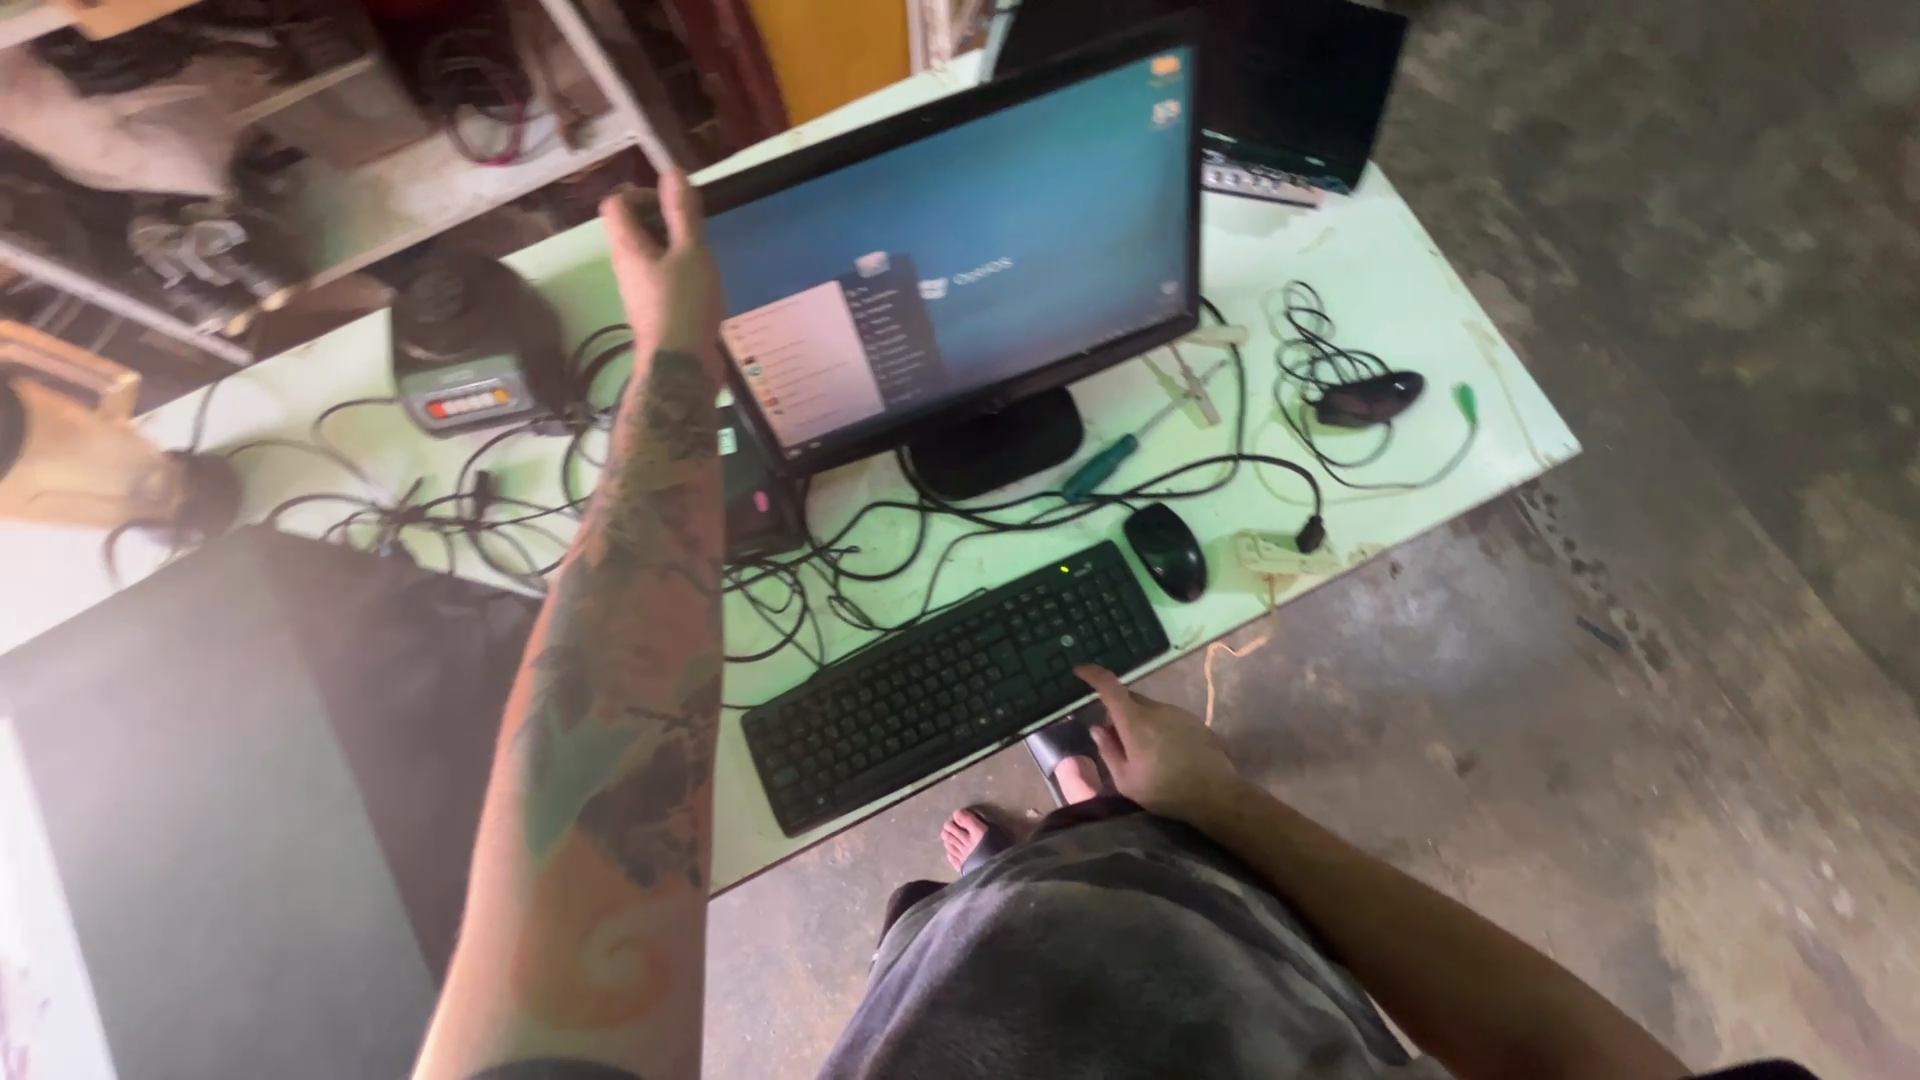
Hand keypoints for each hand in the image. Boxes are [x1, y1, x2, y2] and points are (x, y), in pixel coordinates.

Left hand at [600, 169, 724, 375]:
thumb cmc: (685, 305)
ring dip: (673, 252)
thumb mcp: (691, 253)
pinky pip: (661, 284)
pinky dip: (678, 278)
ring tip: (703, 261)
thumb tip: (672, 173)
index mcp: (628, 247)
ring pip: (649, 260)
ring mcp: (639, 295)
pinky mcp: (655, 316)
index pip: (616, 204)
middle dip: (662, 223)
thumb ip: (683, 214)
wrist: (681, 367)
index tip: (673, 203)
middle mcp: (626, 269)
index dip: (640, 194)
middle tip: (694, 232)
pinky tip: (703, 290)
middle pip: (632, 232)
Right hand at [1075, 664, 1251, 823]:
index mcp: (1134, 722)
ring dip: (1139, 722)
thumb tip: (1097, 729)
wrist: (1217, 795)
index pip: (1109, 686)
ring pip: (1147, 709)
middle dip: (1117, 713)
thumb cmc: (1166, 791)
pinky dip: (1157, 727)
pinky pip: (1165, 717)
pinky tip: (1165, 753)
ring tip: (1144, 753)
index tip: (1079, 671)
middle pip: (1128, 699)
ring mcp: (1176, 712)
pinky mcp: (1192, 720)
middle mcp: (1155, 709)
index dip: (1092, 674)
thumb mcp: (1127, 781)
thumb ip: (1108, 751)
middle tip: (1116, 740)